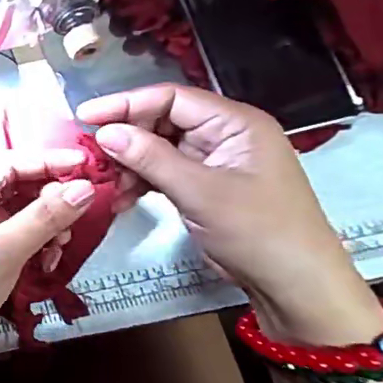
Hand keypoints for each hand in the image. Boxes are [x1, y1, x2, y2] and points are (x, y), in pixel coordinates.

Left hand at [0, 149, 96, 382]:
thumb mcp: (3, 250)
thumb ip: (45, 217)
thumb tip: (86, 188)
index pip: (11, 162)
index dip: (48, 160)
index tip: (85, 165)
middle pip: (21, 186)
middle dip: (52, 196)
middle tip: (81, 208)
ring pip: (26, 214)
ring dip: (50, 224)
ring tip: (63, 244)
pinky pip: (24, 239)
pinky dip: (41, 245)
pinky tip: (51, 261)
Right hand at [76, 84, 382, 345]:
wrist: (295, 285)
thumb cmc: (257, 231)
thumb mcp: (200, 192)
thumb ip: (151, 158)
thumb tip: (107, 131)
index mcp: (235, 122)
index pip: (172, 98)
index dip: (127, 104)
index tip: (86, 116)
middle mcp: (225, 135)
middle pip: (165, 122)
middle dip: (128, 137)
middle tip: (93, 156)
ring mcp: (216, 164)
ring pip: (163, 151)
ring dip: (133, 165)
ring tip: (108, 184)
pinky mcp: (208, 191)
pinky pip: (169, 176)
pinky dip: (146, 185)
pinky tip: (124, 200)